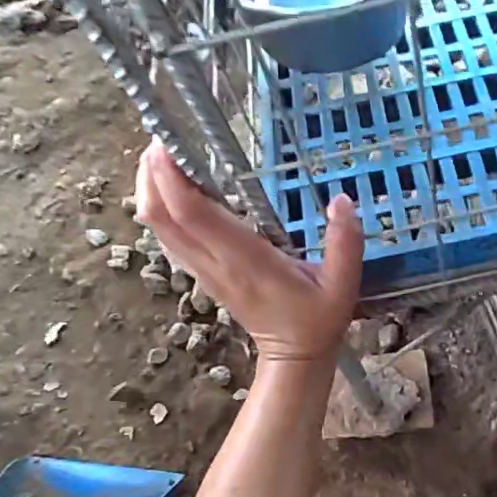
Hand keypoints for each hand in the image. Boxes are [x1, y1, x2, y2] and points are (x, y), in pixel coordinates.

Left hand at [134, 138, 362, 363]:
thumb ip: (345, 243)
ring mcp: (203, 271)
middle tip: (163, 140)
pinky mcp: (202, 273)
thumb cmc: (318, 320)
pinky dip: (162, 209)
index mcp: (246, 261)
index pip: (193, 215)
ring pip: (158, 227)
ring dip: (151, 190)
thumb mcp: (343, 285)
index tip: (167, 143)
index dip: (171, 178)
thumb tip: (342, 200)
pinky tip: (176, 189)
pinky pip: (169, 237)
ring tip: (166, 157)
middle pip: (160, 216)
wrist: (294, 356)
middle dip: (150, 175)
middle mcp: (215, 263)